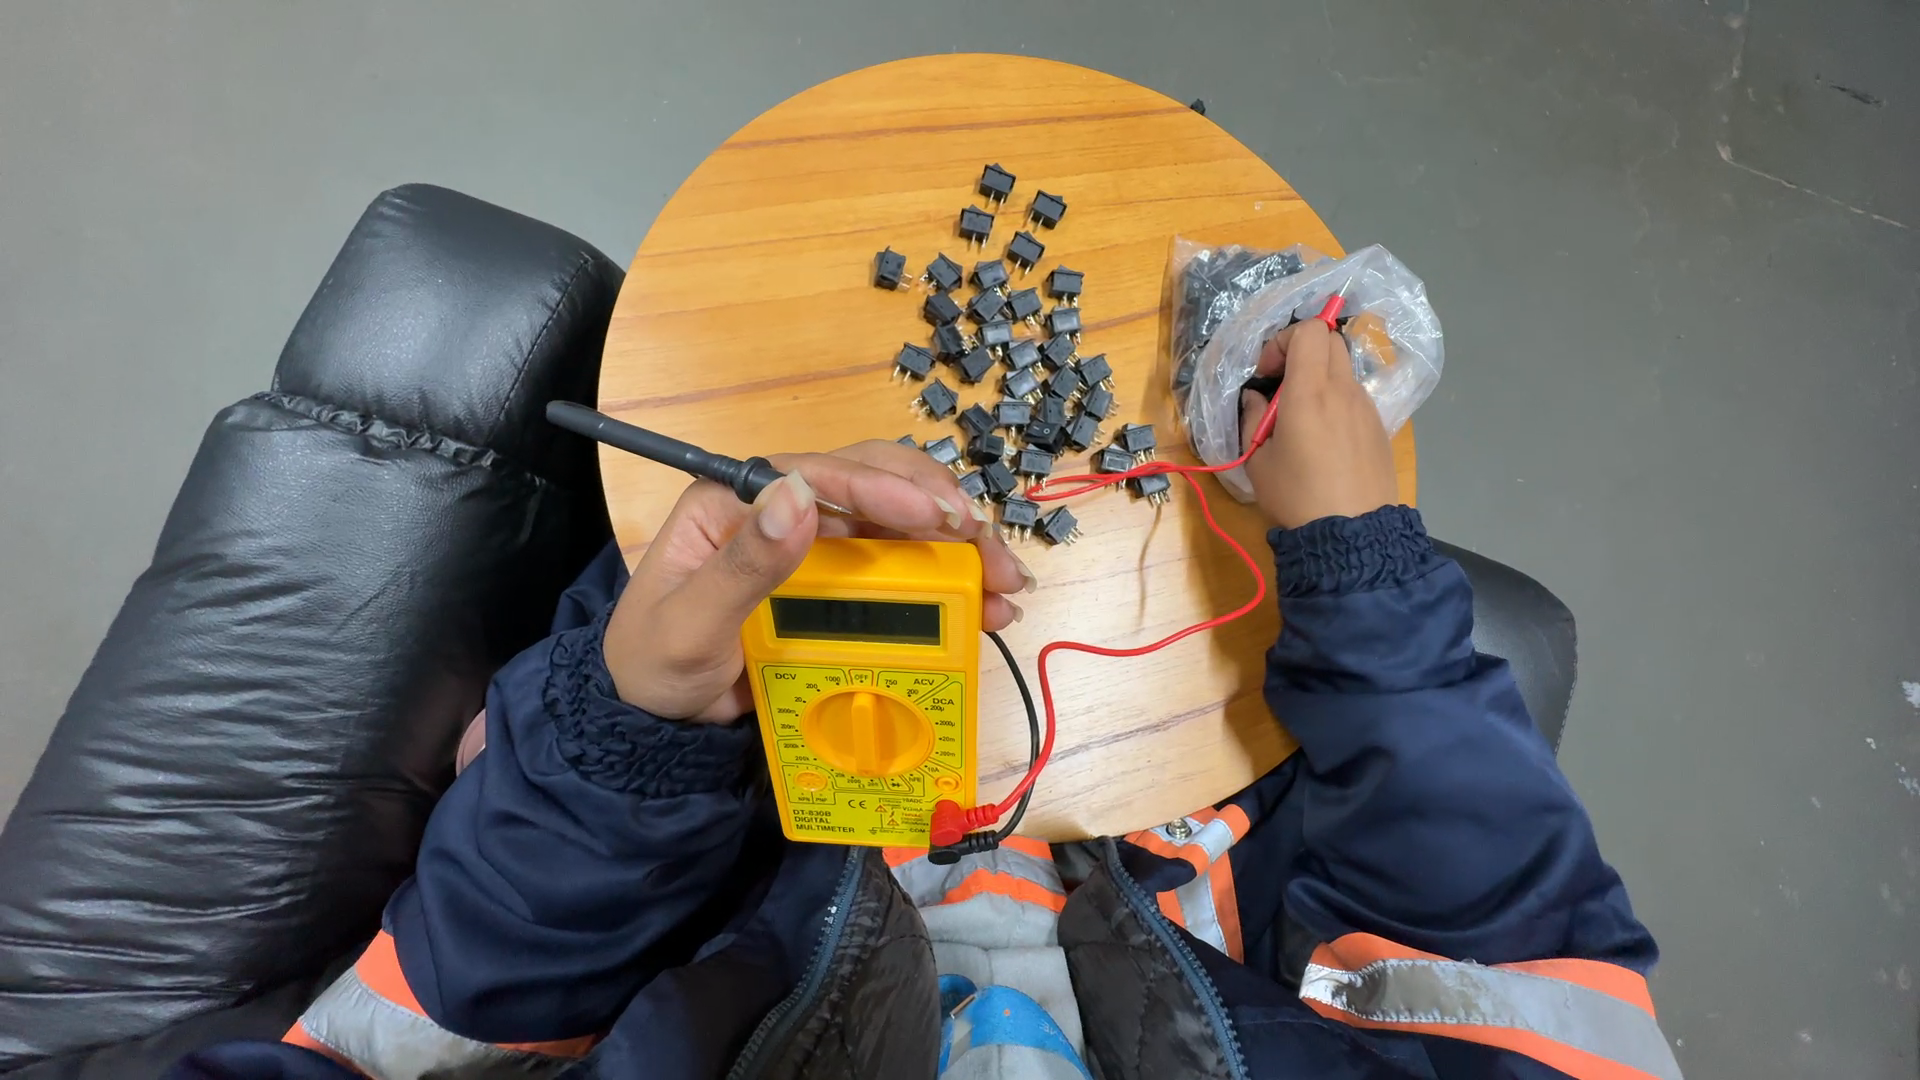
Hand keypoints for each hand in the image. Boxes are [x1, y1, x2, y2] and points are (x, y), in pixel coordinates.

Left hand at [603, 440, 1033, 721]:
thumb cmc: (657, 669)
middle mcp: (783, 507)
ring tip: (1005, 582)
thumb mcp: (690, 625)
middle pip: (875, 482)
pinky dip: (947, 580)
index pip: (821, 474)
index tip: (941, 517)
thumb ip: (742, 565)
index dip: (887, 488)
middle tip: (990, 549)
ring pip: (901, 521)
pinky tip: (983, 604)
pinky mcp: (840, 579)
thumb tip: (798, 494)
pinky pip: (902, 566)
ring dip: (959, 545)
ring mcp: (817, 542)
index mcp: (736, 498)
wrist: (660, 721)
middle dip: (941, 508)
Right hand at [1239, 318, 1398, 528]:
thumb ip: (1252, 420)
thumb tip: (1256, 400)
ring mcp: (1366, 407)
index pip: (1309, 331)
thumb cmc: (1296, 495)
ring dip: (1316, 379)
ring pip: (1342, 369)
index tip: (1266, 374)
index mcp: (1309, 392)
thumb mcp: (1257, 461)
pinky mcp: (1378, 426)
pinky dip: (1333, 401)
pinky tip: (1322, 440)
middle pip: (1329, 341)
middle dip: (1299, 353)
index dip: (1282, 341)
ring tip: (1298, 420)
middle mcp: (1342, 390)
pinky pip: (1353, 397)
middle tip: (1279, 387)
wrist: (1352, 532)